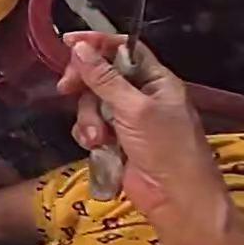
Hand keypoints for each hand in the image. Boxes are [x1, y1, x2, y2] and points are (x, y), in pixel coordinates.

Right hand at [57, 32, 236, 244]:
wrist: (177, 201)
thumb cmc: (166, 149)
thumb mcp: (134, 108)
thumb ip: (104, 78)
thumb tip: (80, 48)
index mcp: (156, 80)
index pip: (124, 49)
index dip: (98, 44)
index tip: (70, 43)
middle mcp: (141, 96)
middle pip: (101, 75)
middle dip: (84, 84)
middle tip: (66, 87)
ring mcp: (127, 120)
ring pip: (92, 103)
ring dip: (88, 117)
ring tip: (96, 136)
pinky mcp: (115, 141)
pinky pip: (90, 125)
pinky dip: (88, 134)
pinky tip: (95, 145)